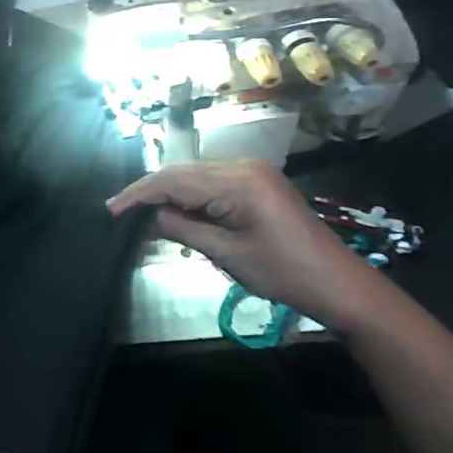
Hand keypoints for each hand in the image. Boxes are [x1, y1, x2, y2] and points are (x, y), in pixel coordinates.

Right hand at [106, 160, 388, 330]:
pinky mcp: (258, 183)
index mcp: (238, 181)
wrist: (341, 285)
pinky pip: (212, 183)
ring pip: (195, 175)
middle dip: (150, 191)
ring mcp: (253, 172)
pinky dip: (190, 197)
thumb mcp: (227, 254)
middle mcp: (243, 166)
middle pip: (182, 172)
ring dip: (168, 194)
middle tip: (119, 212)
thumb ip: (182, 230)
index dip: (139, 194)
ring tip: (141, 216)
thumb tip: (148, 218)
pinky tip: (176, 214)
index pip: (174, 181)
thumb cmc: (284, 274)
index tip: (111, 210)